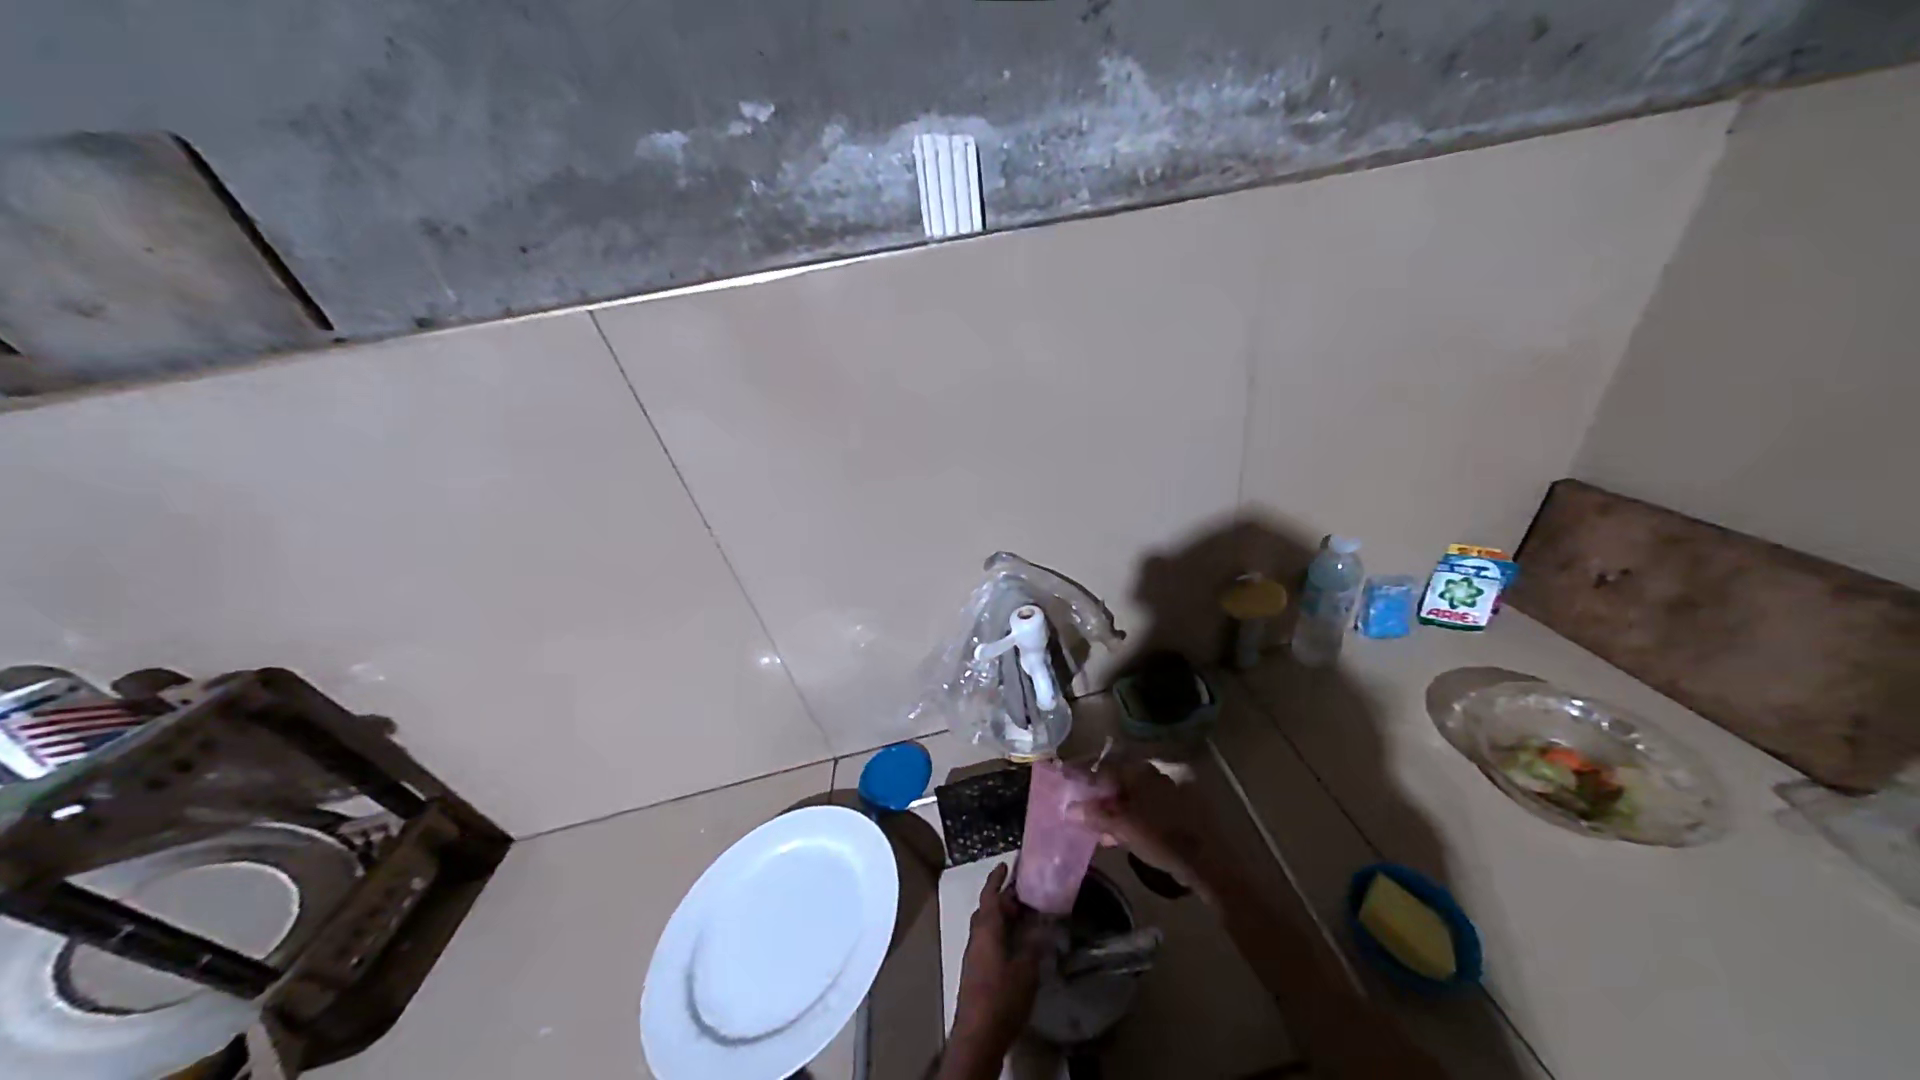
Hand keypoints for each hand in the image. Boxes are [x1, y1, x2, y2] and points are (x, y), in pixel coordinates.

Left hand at [947, 863, 1048, 1064]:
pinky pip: (988, 942)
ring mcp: (974, 955)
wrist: (978, 1036)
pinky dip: (1002, 935)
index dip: (997, 879)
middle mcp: (976, 937)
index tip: (1005, 864)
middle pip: (987, 910)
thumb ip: (1034, 943)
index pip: (989, 895)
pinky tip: (1018, 946)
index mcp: (986, 929)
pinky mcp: (976, 972)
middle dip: (1004, 900)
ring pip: (987, 927)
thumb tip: (1043, 923)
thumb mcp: (1026, 969)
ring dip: (1003, 918)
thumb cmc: (1002, 997)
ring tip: (1025, 919)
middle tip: (1025, 896)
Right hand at [1068, 758, 1227, 898]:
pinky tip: (1116, 837)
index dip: (1081, 777)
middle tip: (1079, 811)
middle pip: (1115, 782)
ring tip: (1096, 831)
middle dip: (1096, 797)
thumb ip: (1094, 815)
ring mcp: (1163, 792)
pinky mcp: (1171, 811)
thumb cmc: (1160, 836)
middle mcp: (1151, 775)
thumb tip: (1069, 809)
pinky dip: (1126, 818)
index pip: (1102, 768)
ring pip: (1128, 797)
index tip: (1064, 782)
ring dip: (1110, 811)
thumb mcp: (1121, 827)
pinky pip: (1140, 809)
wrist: (1205, 861)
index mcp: (1138, 771)